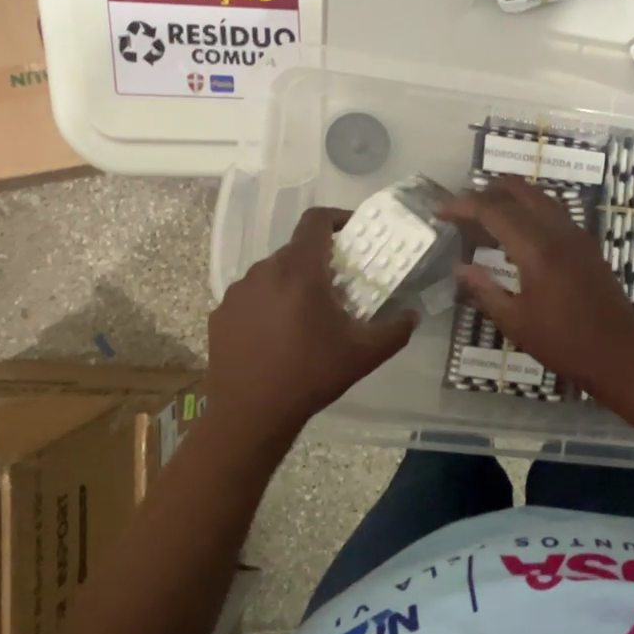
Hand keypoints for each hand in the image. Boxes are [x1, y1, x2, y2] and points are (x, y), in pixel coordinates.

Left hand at [208, 207, 417, 435]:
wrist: (251, 414)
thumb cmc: (312, 375)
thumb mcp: (366, 354)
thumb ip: (396, 329)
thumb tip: (413, 315)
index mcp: (300, 271)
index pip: (316, 221)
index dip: (338, 218)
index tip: (354, 233)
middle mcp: (264, 271)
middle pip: (296, 250)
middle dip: (319, 262)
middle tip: (339, 289)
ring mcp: (237, 293)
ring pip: (272, 274)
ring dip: (292, 285)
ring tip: (307, 318)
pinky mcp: (220, 315)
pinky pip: (251, 298)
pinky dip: (268, 306)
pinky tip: (277, 337)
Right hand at [439, 177, 633, 390]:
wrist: (619, 354)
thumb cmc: (563, 343)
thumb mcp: (515, 322)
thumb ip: (484, 290)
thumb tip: (459, 267)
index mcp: (537, 249)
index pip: (494, 210)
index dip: (464, 205)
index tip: (441, 211)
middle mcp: (559, 232)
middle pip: (520, 192)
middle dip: (487, 192)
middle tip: (463, 208)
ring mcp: (578, 236)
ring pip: (541, 198)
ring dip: (512, 197)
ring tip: (486, 214)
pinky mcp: (589, 245)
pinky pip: (556, 212)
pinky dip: (532, 210)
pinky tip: (519, 231)